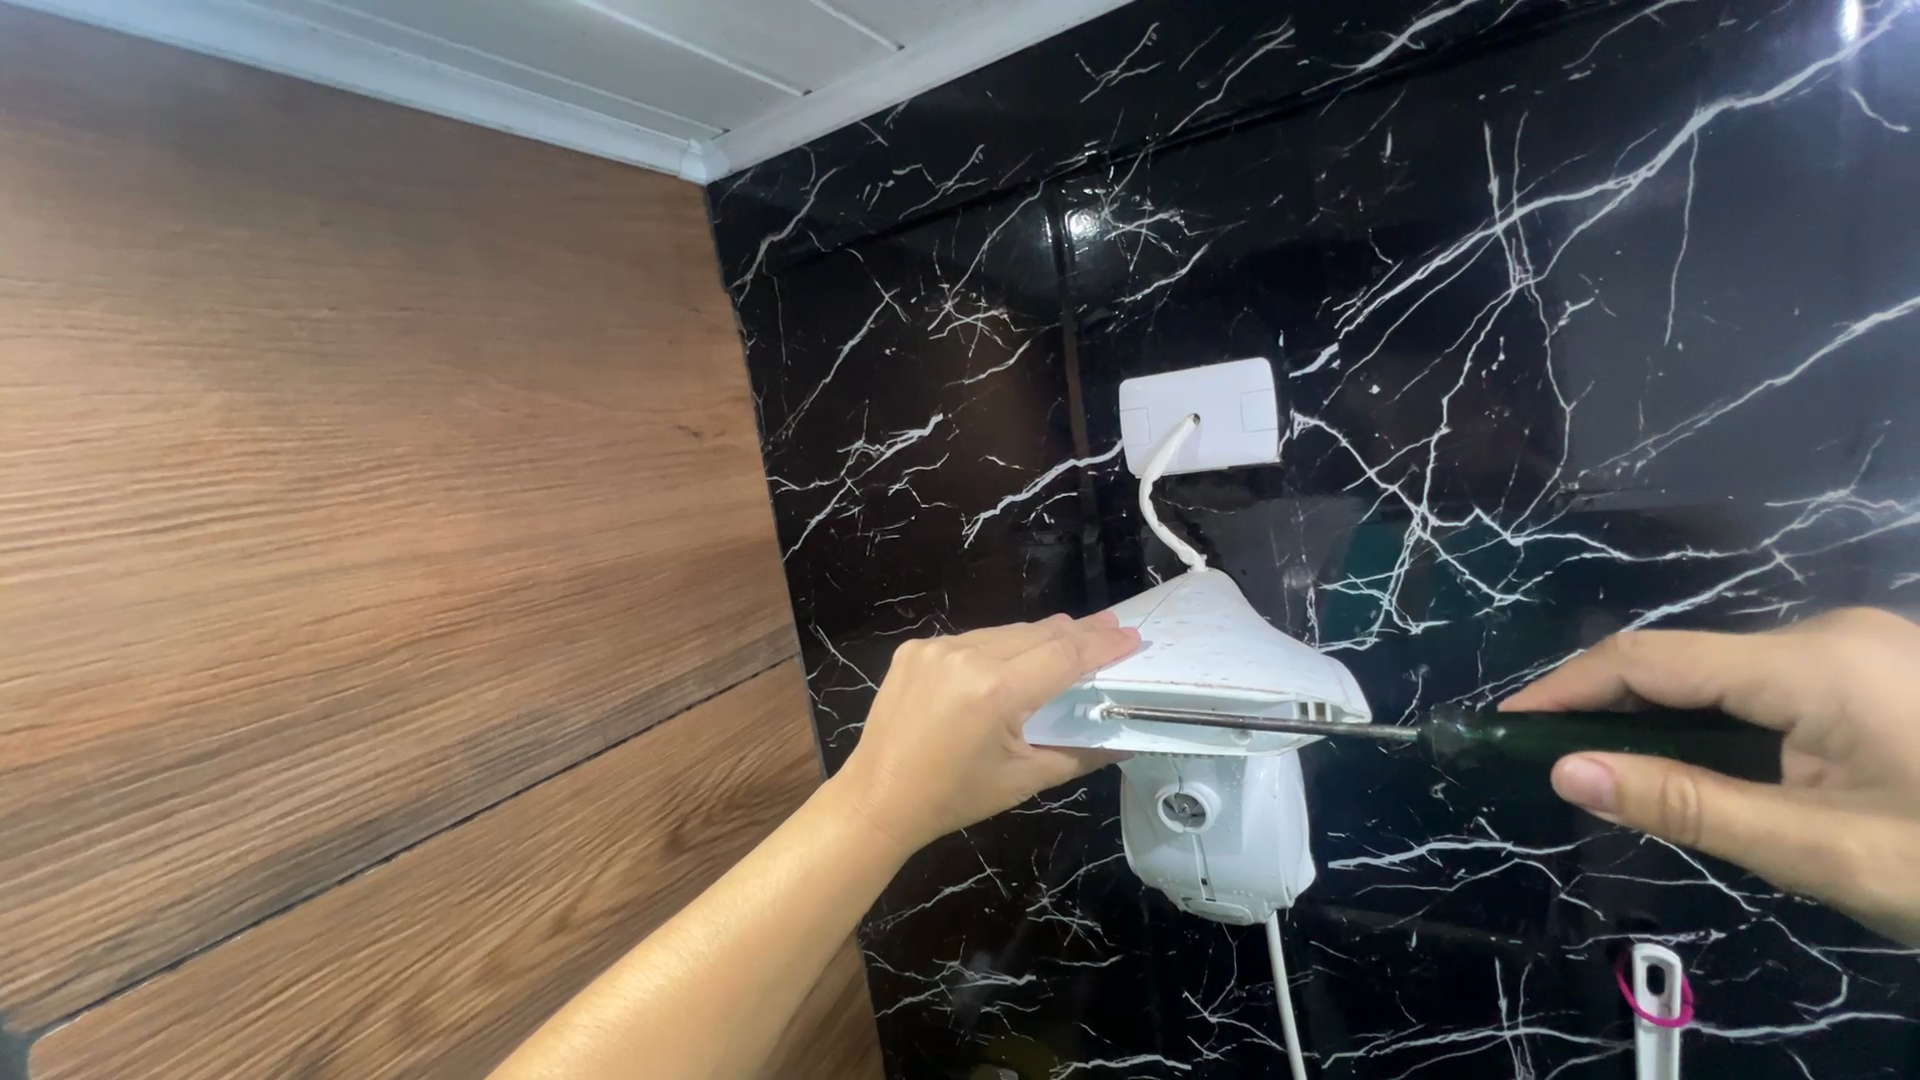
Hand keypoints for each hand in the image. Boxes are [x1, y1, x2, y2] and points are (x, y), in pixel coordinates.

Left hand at [830, 612, 1139, 855]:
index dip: (1101, 645)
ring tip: (1070, 638)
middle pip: (1037, 635)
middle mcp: (965, 656)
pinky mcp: (915, 648)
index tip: (1131, 636)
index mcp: (996, 691)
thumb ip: (1080, 753)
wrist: (878, 798)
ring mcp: (935, 647)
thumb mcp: (1024, 779)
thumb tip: (1125, 739)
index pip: (1063, 656)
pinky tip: (1012, 657)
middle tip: (1112, 628)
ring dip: (1038, 637)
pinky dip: (998, 646)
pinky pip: (971, 639)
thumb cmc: (955, 797)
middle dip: (1077, 633)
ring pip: (1004, 633)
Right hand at [1503, 607, 1919, 943]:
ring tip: (1620, 764)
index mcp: (1812, 662)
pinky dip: (1716, 720)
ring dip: (1661, 716)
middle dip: (1606, 705)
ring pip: (1722, 674)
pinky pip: (1768, 684)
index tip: (1504, 722)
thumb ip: (1685, 804)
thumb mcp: (1829, 853)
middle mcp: (1833, 635)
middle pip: (1680, 661)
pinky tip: (1709, 760)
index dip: (1561, 687)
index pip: (1643, 660)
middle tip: (1559, 757)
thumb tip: (1563, 773)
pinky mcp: (1887, 673)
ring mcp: (1866, 650)